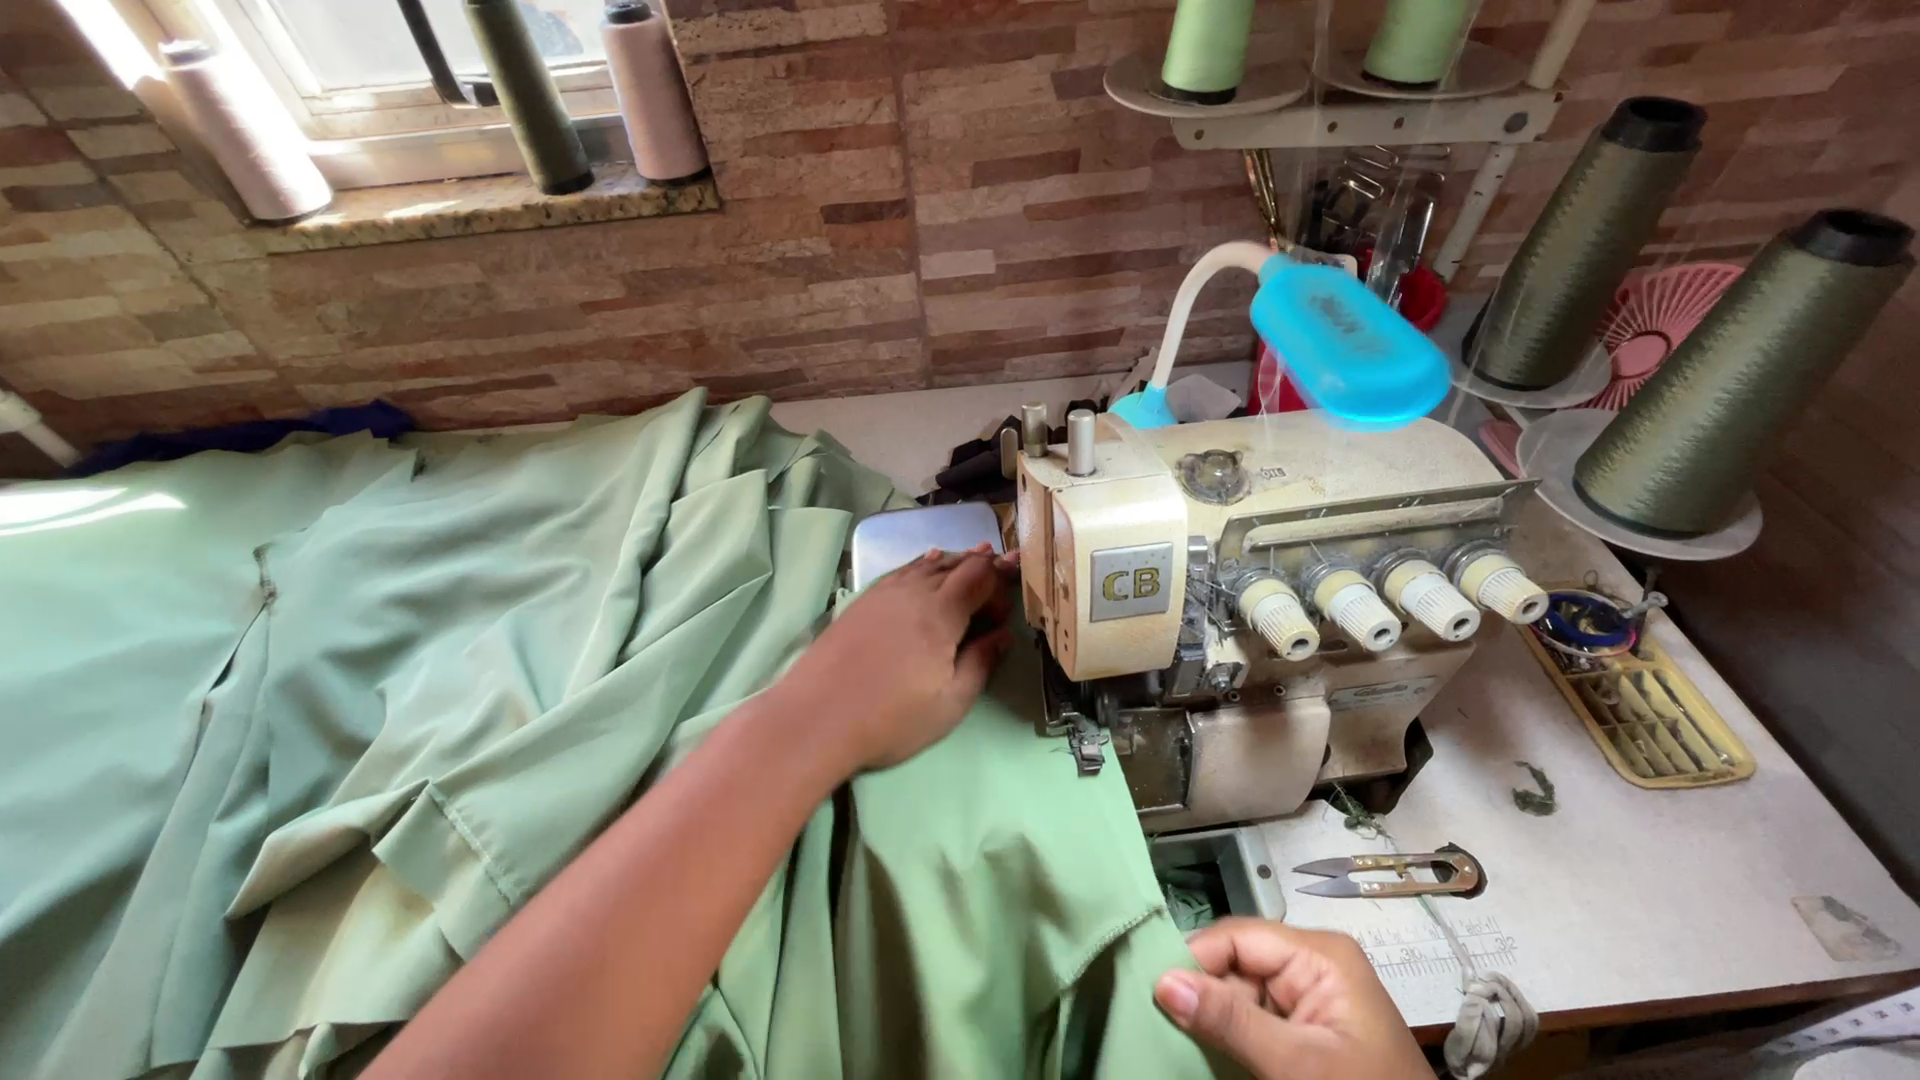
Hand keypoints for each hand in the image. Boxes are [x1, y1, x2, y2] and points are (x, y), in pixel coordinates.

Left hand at [780, 545, 1017, 770]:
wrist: (815, 719)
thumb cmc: (890, 718)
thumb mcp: (950, 703)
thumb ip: (981, 663)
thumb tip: (1003, 636)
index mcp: (941, 613)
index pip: (980, 576)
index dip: (1002, 575)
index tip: (1019, 577)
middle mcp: (913, 592)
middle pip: (955, 564)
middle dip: (982, 565)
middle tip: (1003, 569)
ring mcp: (883, 593)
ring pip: (927, 564)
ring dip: (954, 562)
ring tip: (972, 559)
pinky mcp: (862, 602)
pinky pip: (902, 571)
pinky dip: (923, 565)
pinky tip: (927, 565)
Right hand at [1154, 918, 1428, 1079]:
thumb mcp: (1298, 1064)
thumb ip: (1230, 1022)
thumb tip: (1162, 981)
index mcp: (1319, 954)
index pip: (1236, 937)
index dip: (1194, 960)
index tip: (1153, 994)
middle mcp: (1311, 965)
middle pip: (1234, 964)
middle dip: (1200, 993)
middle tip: (1160, 1022)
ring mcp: (1307, 999)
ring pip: (1237, 994)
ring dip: (1210, 1019)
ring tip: (1176, 1037)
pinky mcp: (1304, 1031)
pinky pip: (1251, 1020)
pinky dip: (1227, 1037)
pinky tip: (1204, 1049)